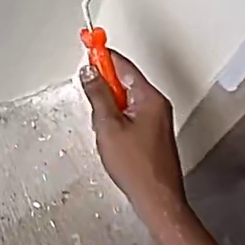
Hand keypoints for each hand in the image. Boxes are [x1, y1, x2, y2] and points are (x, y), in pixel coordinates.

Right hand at [79, 49, 188, 222]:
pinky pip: (130, 112)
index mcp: (149, 98)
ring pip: (126, 97)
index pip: (123, 65)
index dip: (102, 55)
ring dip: (108, 102)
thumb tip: (89, 73)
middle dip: (103, 82)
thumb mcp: (108, 125)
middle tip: (88, 85)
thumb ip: (97, 94)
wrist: (157, 199)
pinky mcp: (152, 132)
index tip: (89, 44)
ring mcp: (156, 119)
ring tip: (100, 122)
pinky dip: (116, 114)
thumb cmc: (138, 167)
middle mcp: (156, 105)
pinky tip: (108, 132)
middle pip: (125, 79)